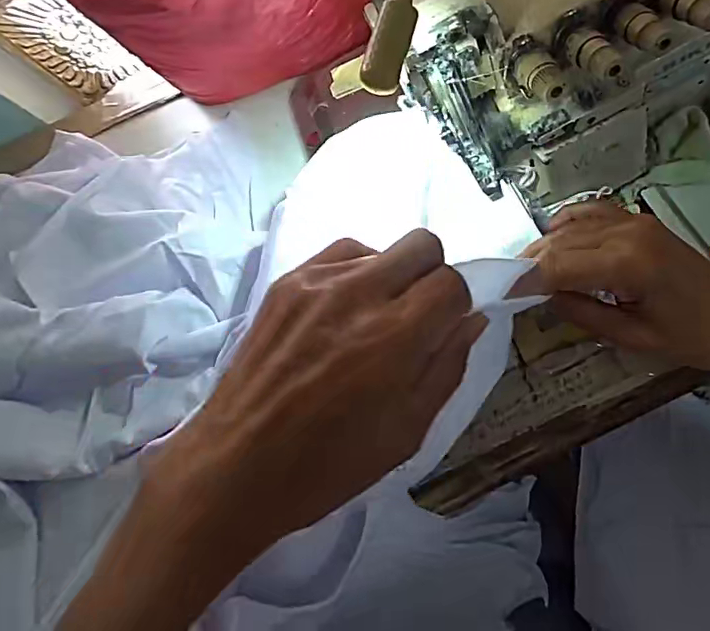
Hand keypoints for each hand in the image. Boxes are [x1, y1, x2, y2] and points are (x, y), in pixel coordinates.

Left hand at [152, 229, 484, 550]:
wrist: (237, 461)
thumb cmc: (329, 464)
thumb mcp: (406, 432)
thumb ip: (446, 367)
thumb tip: (472, 319)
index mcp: (395, 337)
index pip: (452, 282)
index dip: (457, 305)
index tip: (445, 327)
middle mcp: (360, 294)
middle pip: (423, 244)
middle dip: (432, 276)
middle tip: (416, 315)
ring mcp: (319, 280)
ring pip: (381, 247)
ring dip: (391, 275)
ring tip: (372, 317)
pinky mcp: (289, 280)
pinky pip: (340, 254)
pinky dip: (354, 273)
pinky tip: (342, 310)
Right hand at [520, 199, 709, 373]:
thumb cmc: (697, 337)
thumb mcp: (637, 337)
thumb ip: (585, 314)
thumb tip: (544, 297)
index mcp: (629, 264)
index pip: (560, 266)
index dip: (527, 279)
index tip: (504, 292)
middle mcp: (627, 233)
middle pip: (561, 242)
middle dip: (531, 261)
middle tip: (509, 282)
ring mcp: (633, 221)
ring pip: (572, 226)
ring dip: (546, 244)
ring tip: (527, 267)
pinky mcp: (638, 219)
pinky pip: (592, 212)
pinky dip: (568, 222)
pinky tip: (554, 235)